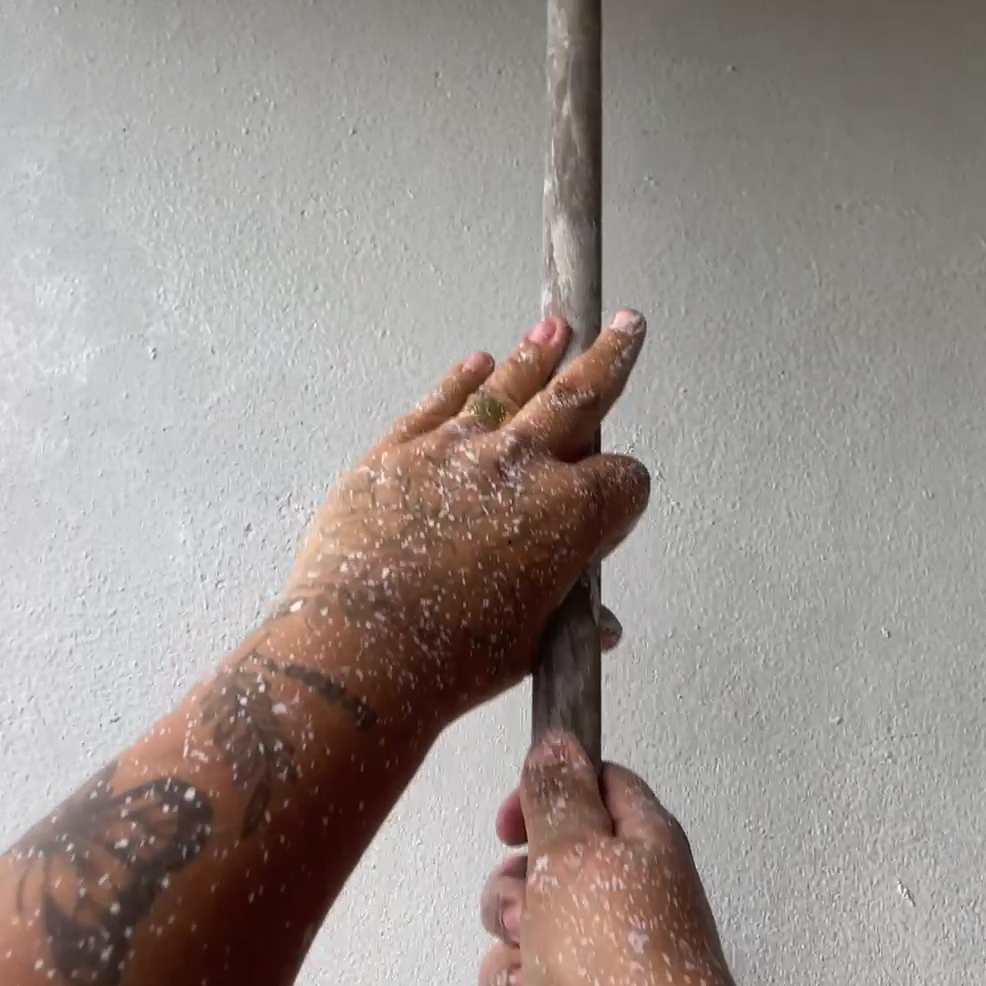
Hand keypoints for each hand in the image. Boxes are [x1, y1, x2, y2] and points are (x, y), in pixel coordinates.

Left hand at [283, 313, 649, 711]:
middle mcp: (523, 468)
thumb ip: (573, 615)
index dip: (627, 494)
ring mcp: (458, 453)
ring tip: (556, 327)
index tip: (616, 505)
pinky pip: (440, 404)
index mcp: (571, 513)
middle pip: (582, 397)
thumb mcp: (535, 640)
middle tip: (626, 326)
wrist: (359, 656)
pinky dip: (462, 382)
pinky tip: (478, 362)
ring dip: (539, 355)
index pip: (625, 479)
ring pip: (512, 388)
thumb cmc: (453, 659)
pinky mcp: (399, 453)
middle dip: (612, 359)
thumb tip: (598, 627)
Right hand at [476, 734, 780, 985]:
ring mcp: (603, 958)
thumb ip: (559, 796)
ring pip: (520, 950)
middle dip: (513, 905)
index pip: (588, 787)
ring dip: (516, 976)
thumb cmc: (628, 967)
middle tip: (533, 922)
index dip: (541, 798)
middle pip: (539, 873)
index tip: (508, 827)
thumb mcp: (578, 855)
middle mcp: (624, 895)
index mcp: (637, 840)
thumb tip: (556, 741)